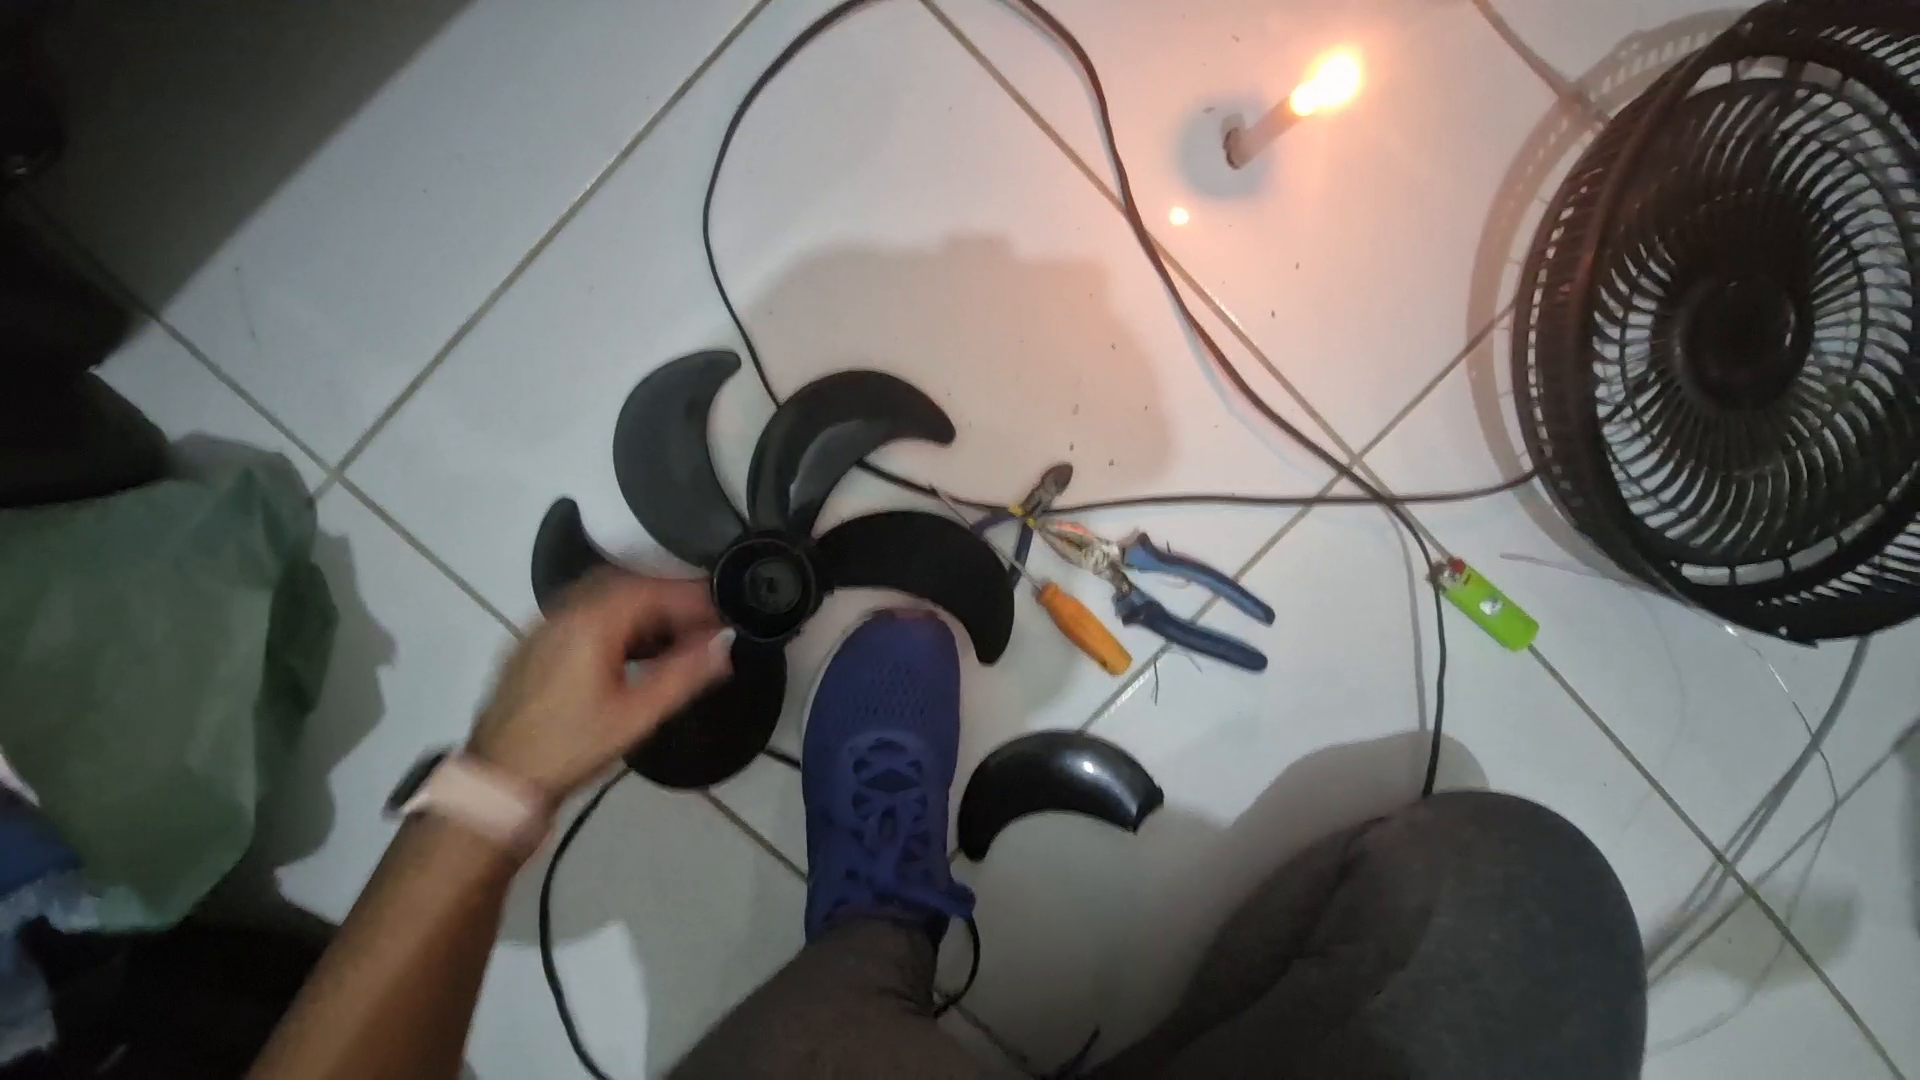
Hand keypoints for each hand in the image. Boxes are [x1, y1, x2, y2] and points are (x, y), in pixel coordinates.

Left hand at [468, 574, 733, 800]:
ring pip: (599, 597)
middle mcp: (561, 614)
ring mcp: (540, 628)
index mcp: (589, 624)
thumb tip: (726, 643)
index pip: (651, 592)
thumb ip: (687, 674)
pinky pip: (578, 613)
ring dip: (640, 607)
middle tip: (700, 620)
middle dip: (666, 598)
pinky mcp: (529, 645)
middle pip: (625, 586)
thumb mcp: (638, 714)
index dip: (690, 598)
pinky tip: (628, 647)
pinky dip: (612, 618)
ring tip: (671, 632)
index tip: (720, 613)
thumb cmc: (572, 747)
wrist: (498, 781)